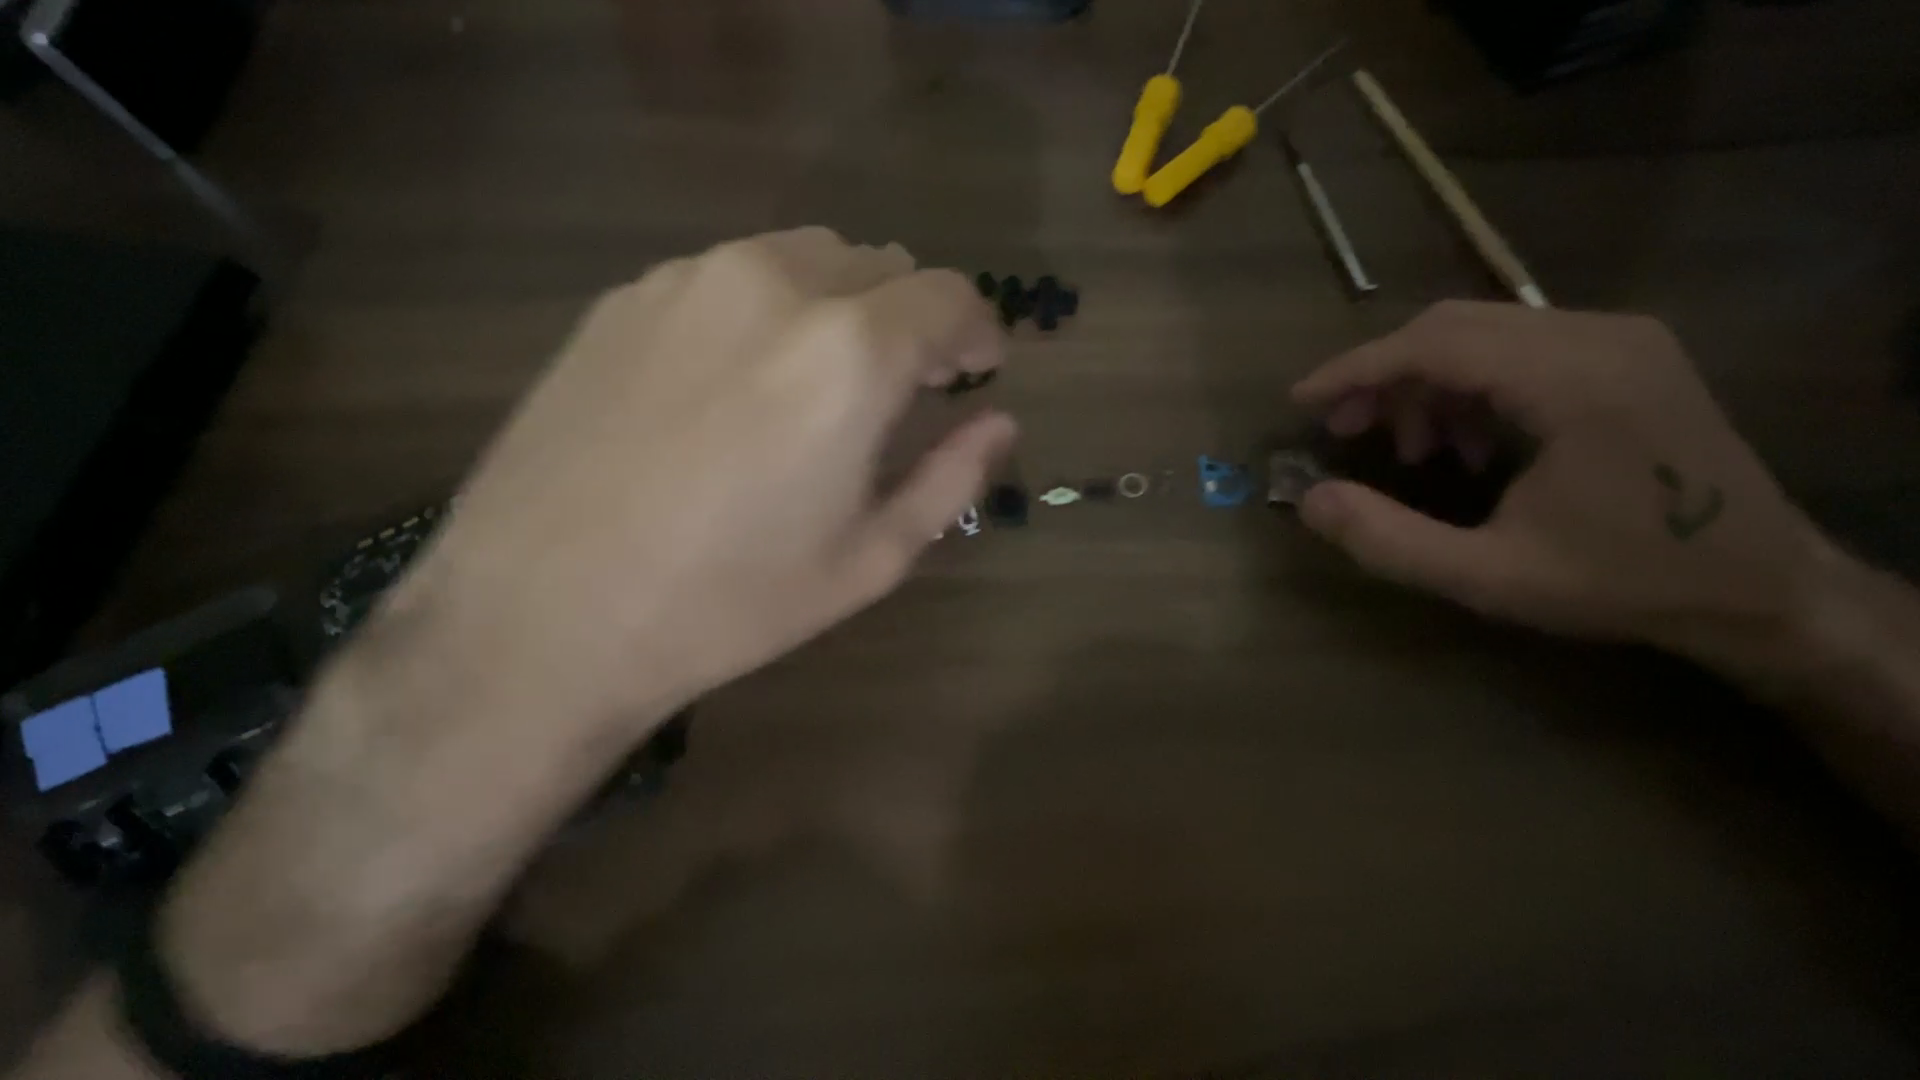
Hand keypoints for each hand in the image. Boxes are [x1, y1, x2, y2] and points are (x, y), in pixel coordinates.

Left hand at [140, 231, 1013, 1060]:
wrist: (542, 615)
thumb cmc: (728, 603)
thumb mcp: (868, 560)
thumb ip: (950, 479)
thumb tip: (1001, 424)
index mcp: (851, 352)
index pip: (950, 296)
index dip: (978, 331)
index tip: (976, 370)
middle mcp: (775, 286)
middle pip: (880, 264)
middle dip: (910, 318)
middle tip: (900, 389)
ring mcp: (688, 280)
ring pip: (803, 258)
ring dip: (838, 305)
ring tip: (817, 383)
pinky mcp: (623, 298)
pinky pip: (727, 277)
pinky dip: (763, 311)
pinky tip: (732, 386)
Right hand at [1291, 301, 1823, 669]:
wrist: (1763, 587)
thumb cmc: (1623, 583)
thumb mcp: (1489, 577)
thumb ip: (1389, 540)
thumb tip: (1310, 502)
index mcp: (1572, 382)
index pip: (1435, 344)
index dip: (1354, 370)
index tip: (1300, 401)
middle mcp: (1600, 336)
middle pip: (1455, 324)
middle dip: (1384, 373)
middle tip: (1344, 429)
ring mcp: (1623, 338)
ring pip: (1486, 331)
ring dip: (1427, 381)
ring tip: (1411, 450)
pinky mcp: (1631, 353)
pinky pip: (1524, 344)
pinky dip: (1473, 383)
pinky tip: (1470, 442)